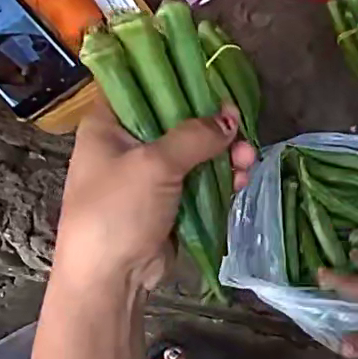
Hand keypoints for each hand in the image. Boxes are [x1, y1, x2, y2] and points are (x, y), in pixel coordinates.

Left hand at [51, 98, 256, 292]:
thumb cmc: (117, 211)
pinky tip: (241, 180)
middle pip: (180, 122)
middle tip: (241, 131)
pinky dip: (223, 178)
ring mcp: (152, 175)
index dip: (179, 81)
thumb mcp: (154, 164)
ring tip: (247, 161)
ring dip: (225, 155)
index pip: (143, 86)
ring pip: (197, 153)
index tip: (215, 83)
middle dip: (215, 126)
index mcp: (109, 125)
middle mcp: (130, 144)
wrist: (112, 276)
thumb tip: (231, 119)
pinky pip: (203, 180)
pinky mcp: (172, 201)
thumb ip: (194, 136)